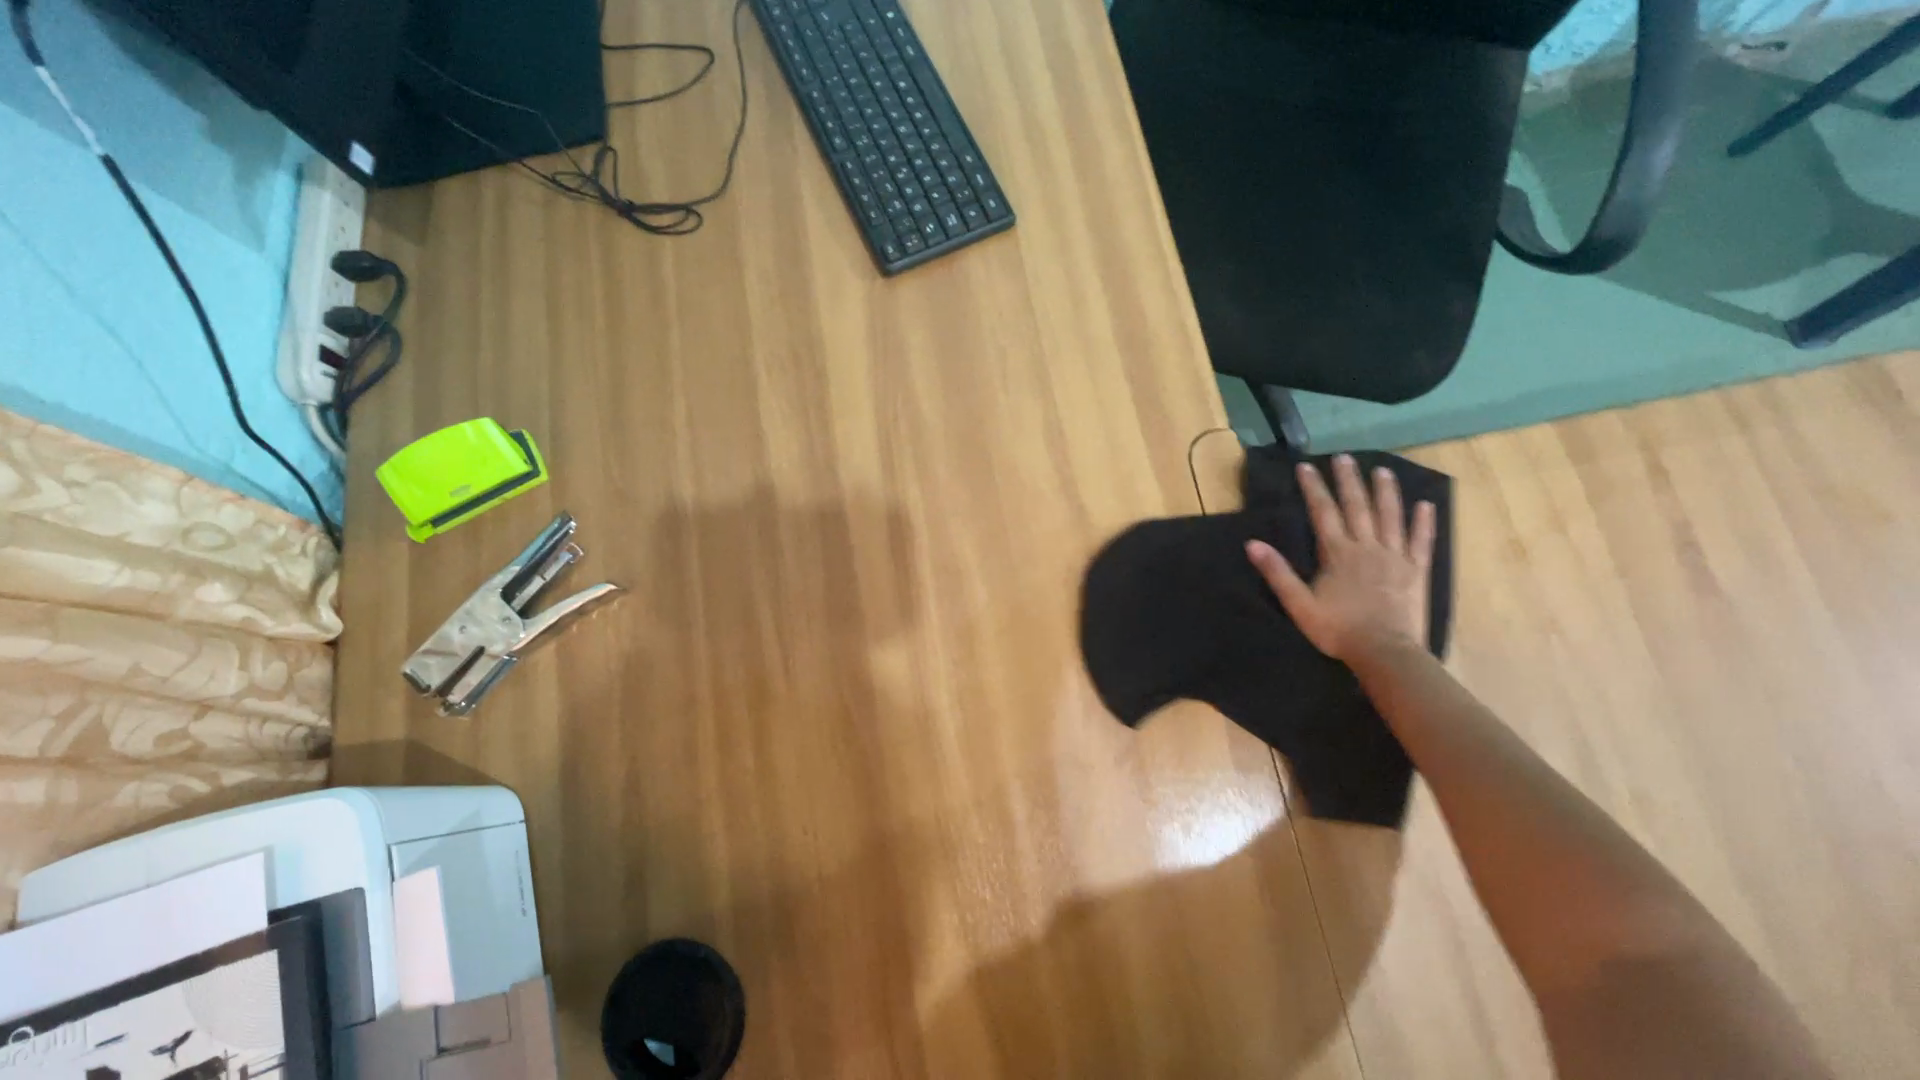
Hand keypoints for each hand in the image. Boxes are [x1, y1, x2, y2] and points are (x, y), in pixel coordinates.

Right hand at [1246, 455, 1436, 662]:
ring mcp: (1395, 556)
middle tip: (1344, 457)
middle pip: (1357, 506)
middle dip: (1349, 480)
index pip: (1323, 512)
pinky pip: (1421, 541)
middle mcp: (1367, 546)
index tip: (1307, 466)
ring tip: (1383, 470)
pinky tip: (1426, 505)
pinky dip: (1423, 522)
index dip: (1314, 488)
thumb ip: (1278, 573)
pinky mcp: (1416, 571)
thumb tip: (1253, 544)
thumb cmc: (1338, 630)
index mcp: (1337, 553)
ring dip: (1386, 492)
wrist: (1384, 652)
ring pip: (1391, 516)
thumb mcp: (1299, 604)